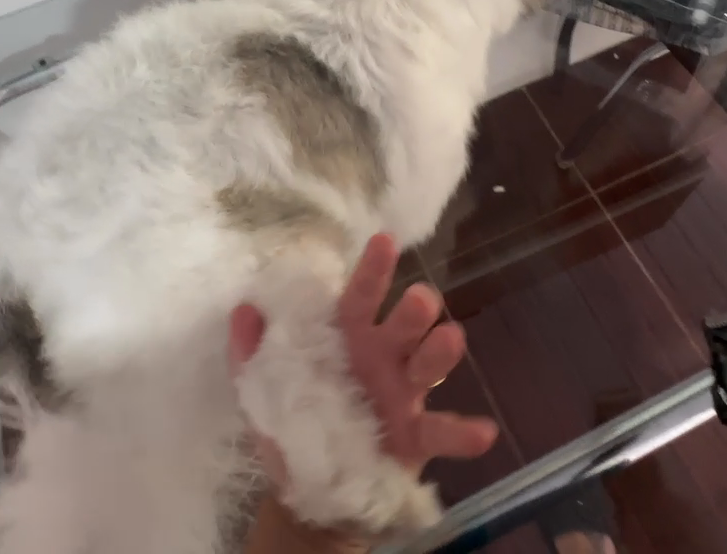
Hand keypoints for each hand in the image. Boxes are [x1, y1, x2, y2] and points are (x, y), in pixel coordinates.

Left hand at [228, 234, 499, 486]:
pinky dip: (463, 432)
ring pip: (428, 363)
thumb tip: (242, 309)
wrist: (310, 484)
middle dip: (415, 308)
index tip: (384, 240)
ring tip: (451, 340)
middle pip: (405, 322)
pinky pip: (443, 431)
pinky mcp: (416, 435)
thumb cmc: (293, 419)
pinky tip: (484, 431)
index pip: (361, 294)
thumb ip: (251, 350)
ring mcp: (403, 392)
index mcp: (347, 335)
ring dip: (441, 350)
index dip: (373, 268)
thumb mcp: (261, 386)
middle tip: (419, 299)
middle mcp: (382, 355)